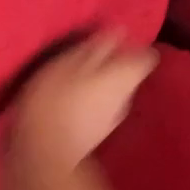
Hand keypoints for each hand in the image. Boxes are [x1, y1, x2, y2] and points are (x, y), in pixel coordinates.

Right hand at [10, 32, 158, 173]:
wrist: (44, 157)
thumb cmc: (54, 101)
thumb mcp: (69, 63)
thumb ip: (96, 48)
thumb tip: (118, 31)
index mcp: (124, 78)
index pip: (146, 57)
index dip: (131, 46)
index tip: (111, 41)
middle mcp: (126, 99)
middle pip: (128, 76)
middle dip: (112, 66)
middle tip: (83, 57)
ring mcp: (113, 121)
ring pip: (114, 94)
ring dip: (98, 85)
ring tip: (70, 79)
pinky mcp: (97, 136)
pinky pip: (99, 110)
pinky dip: (88, 104)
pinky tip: (65, 103)